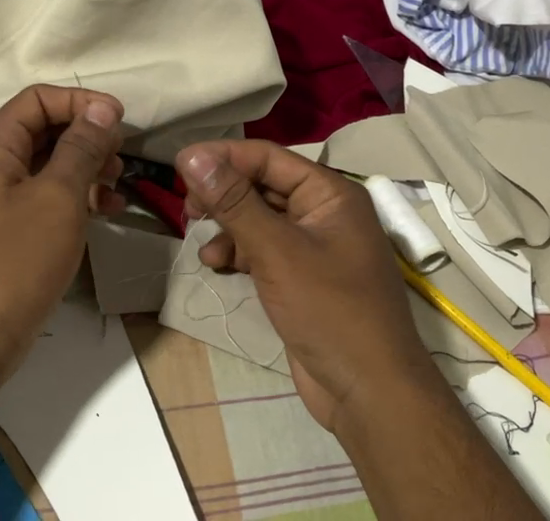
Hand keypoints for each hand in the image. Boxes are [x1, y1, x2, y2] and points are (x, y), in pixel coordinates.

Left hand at [0, 85, 127, 384]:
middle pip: (43, 127)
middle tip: (123, 154)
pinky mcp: (6, 228)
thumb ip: (81, 148)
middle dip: (87, 134)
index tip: (121, 119)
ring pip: (48, 163)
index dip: (81, 101)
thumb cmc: (14, 261)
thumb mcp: (57, 198)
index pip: (39, 98)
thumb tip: (100, 108)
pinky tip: (110, 210)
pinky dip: (76, 196)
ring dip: (86, 166)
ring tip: (120, 181)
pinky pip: (45, 195)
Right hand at [175, 140, 442, 431]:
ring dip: (226, 225)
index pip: (268, 158)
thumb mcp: (276, 251)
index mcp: (330, 193)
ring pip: (258, 218)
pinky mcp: (301, 277)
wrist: (369, 393)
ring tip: (198, 238)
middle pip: (262, 185)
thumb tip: (191, 156)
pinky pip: (262, 249)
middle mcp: (324, 212)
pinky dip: (237, 252)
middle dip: (223, 194)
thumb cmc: (329, 310)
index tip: (179, 165)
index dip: (223, 157)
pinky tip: (216, 264)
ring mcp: (313, 246)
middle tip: (187, 207)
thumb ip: (233, 202)